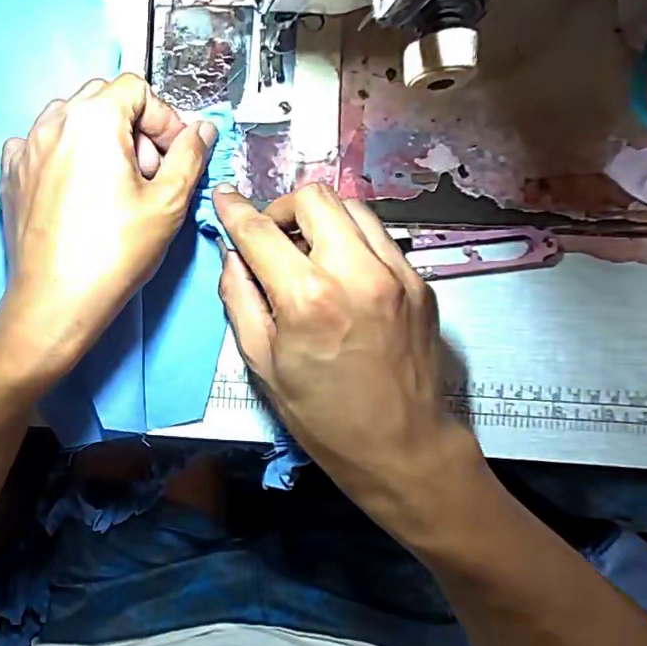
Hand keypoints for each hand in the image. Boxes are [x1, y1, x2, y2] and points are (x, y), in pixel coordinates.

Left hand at [0, 75, 215, 378]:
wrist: (56, 301)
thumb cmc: (114, 254)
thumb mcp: (168, 203)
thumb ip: (190, 156)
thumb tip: (202, 130)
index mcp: (94, 120)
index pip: (136, 88)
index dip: (164, 118)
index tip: (175, 154)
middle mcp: (54, 123)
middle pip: (104, 98)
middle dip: (135, 127)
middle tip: (152, 172)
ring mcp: (26, 148)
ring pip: (73, 120)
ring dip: (103, 140)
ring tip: (119, 185)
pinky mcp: (12, 175)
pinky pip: (44, 145)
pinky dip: (69, 157)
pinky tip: (82, 192)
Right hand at [215, 183, 480, 533]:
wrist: (403, 447)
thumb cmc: (324, 419)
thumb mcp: (263, 366)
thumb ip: (240, 299)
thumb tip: (233, 254)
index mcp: (308, 299)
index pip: (261, 232)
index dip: (235, 210)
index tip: (225, 198)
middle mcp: (357, 273)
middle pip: (315, 197)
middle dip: (283, 208)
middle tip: (273, 237)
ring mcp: (397, 273)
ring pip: (354, 207)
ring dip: (322, 219)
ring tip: (310, 252)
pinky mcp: (421, 282)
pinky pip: (380, 238)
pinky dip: (353, 242)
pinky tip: (345, 274)